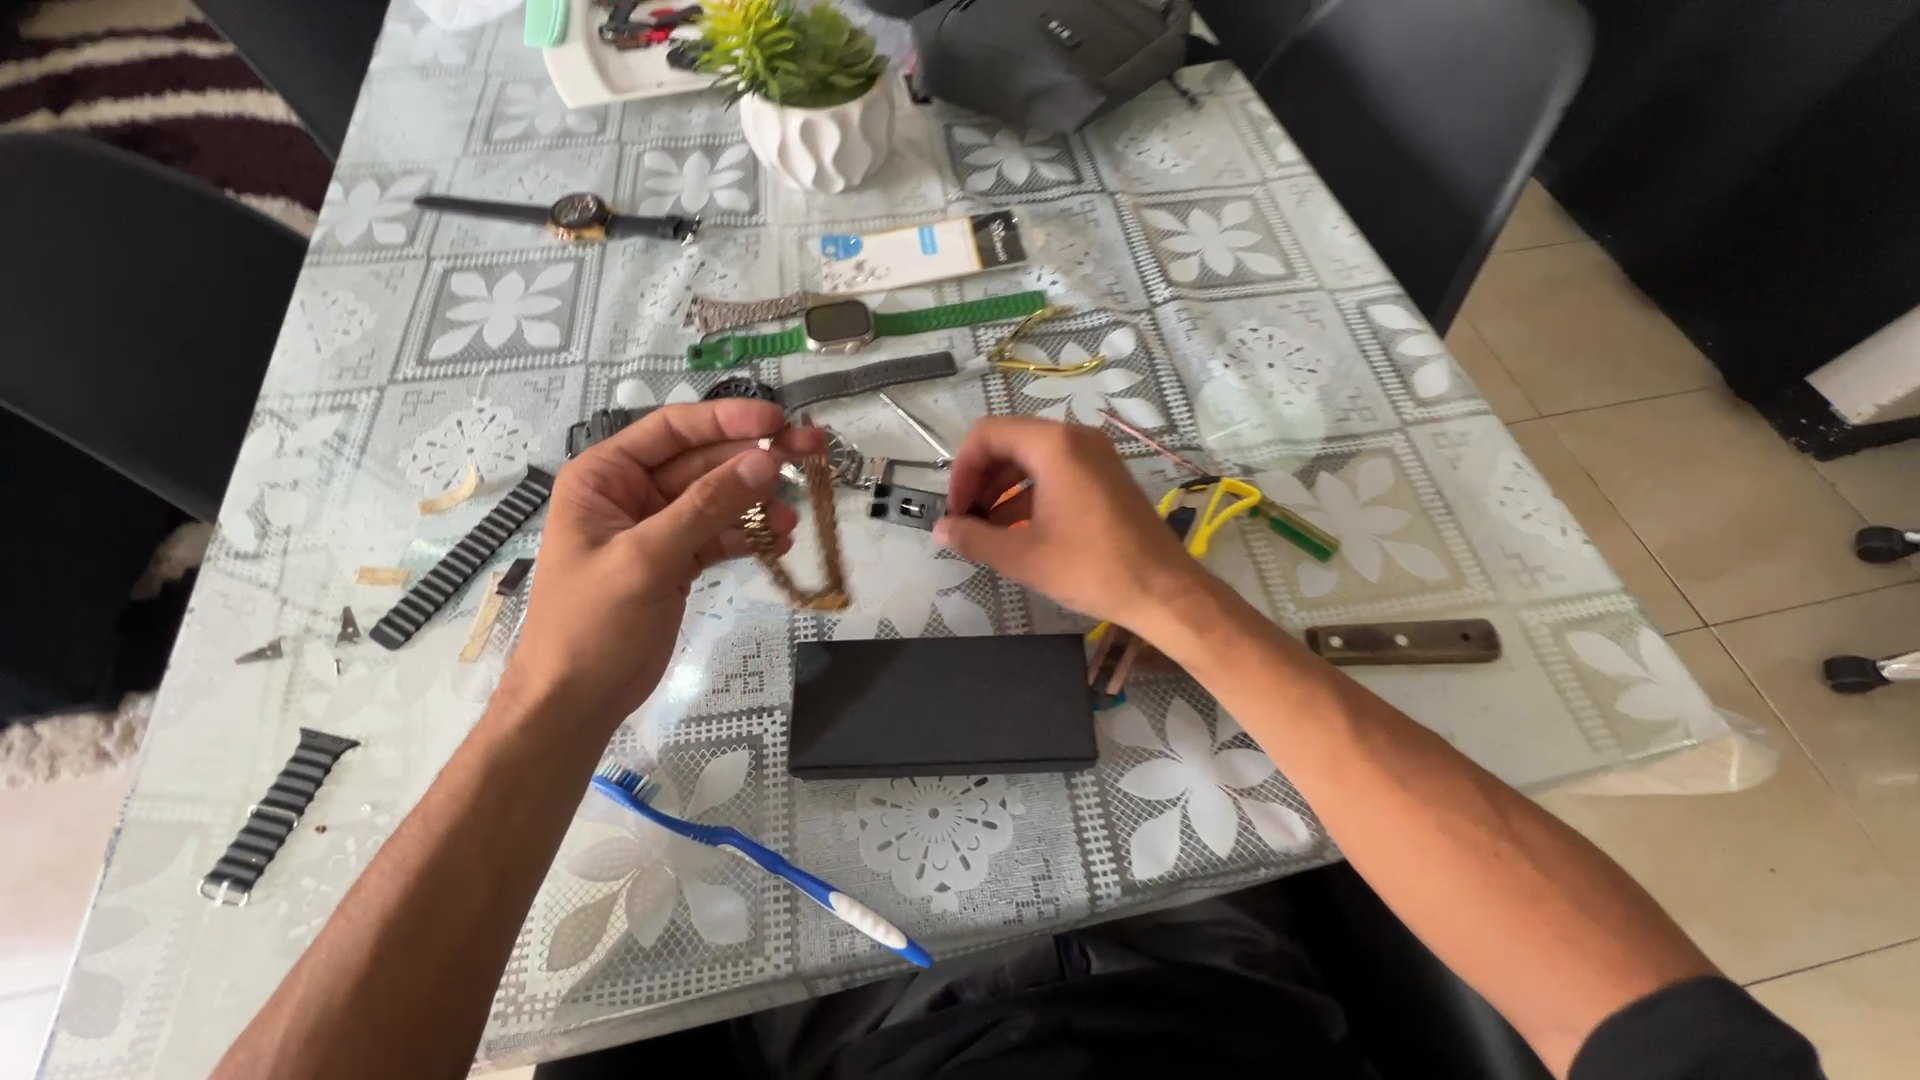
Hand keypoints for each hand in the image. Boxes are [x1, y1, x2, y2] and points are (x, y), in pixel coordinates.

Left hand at [499, 401, 822, 733]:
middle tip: (812, 451)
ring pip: (720, 500)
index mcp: (605, 476)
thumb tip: (767, 462)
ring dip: (758, 504)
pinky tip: (779, 541)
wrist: (576, 701)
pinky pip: (722, 536)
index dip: (727, 420)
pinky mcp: (678, 561)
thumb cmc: (591, 624)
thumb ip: (707, 507)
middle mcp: (632, 493)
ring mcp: (658, 528)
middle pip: (705, 462)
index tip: (778, 422)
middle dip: (756, 460)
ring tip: (794, 517)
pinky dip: (750, 537)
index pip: (673, 430)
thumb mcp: (646, 558)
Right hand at [935, 417, 1206, 632]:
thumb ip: (974, 538)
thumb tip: (940, 530)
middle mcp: (1075, 438)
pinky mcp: (1105, 477)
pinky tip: (1017, 531)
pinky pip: (1056, 472)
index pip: (987, 434)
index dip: (961, 470)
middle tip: (965, 521)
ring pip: (1031, 459)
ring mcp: (1095, 456)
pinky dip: (1029, 495)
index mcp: (1054, 445)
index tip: (955, 510)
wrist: (1163, 591)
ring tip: (985, 531)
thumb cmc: (1092, 568)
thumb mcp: (1023, 556)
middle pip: (1009, 443)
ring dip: (1002, 490)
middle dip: (980, 480)